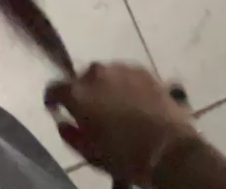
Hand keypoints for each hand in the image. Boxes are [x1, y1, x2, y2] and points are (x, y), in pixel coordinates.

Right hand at [46, 62, 197, 182]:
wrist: (171, 150)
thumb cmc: (126, 157)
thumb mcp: (92, 155)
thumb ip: (70, 135)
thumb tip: (61, 122)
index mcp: (76, 93)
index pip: (54, 88)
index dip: (54, 99)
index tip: (57, 108)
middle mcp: (94, 73)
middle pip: (81, 80)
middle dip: (84, 94)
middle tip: (95, 113)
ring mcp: (119, 68)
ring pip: (105, 76)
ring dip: (106, 88)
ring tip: (119, 108)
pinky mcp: (142, 70)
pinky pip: (126, 75)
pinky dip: (127, 86)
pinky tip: (136, 102)